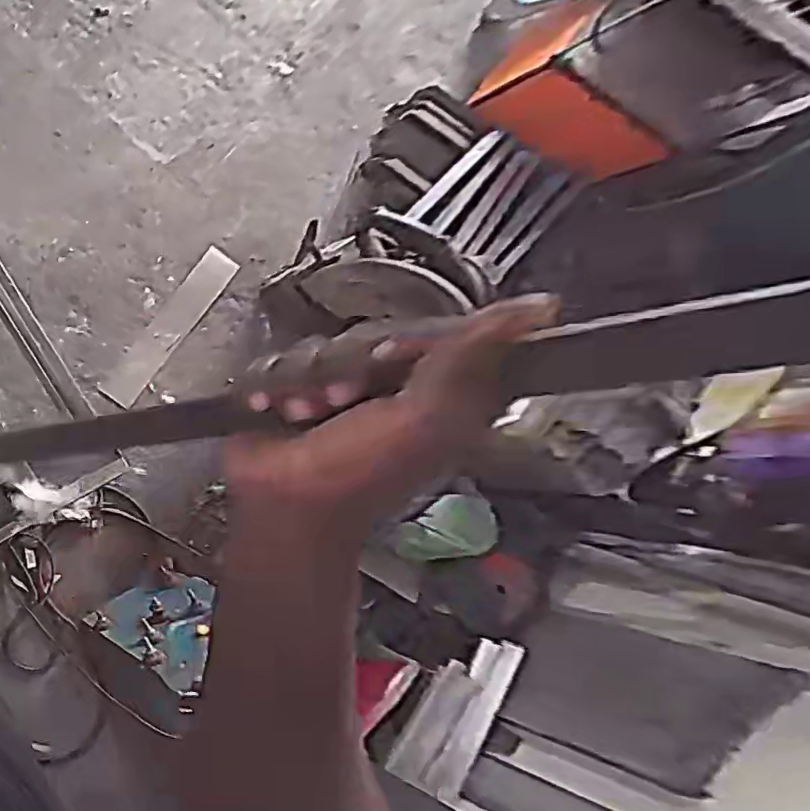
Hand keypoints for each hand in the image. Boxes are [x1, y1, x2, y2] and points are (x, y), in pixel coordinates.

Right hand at [224, 295, 557, 528]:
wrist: (286, 505)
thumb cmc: (360, 474)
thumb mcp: (430, 418)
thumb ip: (472, 358)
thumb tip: (542, 306)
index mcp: (427, 391)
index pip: (422, 331)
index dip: (400, 340)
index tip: (384, 359)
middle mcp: (378, 386)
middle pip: (359, 338)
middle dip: (343, 365)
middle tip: (340, 398)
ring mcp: (324, 390)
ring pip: (310, 349)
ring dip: (302, 383)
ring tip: (301, 413)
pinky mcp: (279, 393)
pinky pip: (269, 365)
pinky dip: (267, 387)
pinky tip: (270, 408)